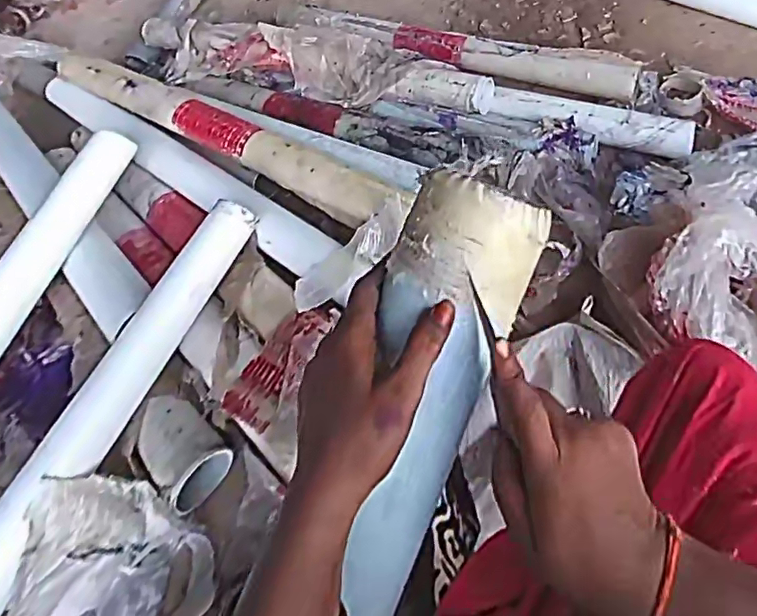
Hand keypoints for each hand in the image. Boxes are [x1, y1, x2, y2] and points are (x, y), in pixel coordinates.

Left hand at [291, 271, 453, 518]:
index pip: (365, 290)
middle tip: (405, 301)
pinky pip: (336, 358)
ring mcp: (318, 372)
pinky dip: (356, 353)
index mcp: (349, 342)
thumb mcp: (404, 392)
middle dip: (379, 302)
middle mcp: (327, 350)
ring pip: (344, 336)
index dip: (382, 275)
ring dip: (367, 329)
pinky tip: (372, 374)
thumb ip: (423, 348)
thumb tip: (441, 310)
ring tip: (394, 336)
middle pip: (354, 312)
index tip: (397, 267)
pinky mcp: (315, 393)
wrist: (324, 490)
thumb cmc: (362, 445)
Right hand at [491, 342, 666, 615]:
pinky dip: (575, 435)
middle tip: (526, 451)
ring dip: (551, 429)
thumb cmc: (577, 559)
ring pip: (559, 411)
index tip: (501, 347)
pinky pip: (581, 420)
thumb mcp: (522, 532)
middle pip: (539, 402)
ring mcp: (603, 433)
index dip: (510, 376)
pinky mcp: (619, 430)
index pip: (525, 407)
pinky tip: (581, 468)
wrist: (640, 571)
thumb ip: (504, 476)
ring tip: (561, 470)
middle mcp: (579, 441)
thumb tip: (501, 438)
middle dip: (526, 414)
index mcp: (551, 468)